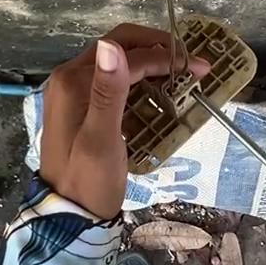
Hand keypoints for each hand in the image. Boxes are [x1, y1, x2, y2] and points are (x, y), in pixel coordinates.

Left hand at [37, 24, 207, 219]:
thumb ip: (108, 92)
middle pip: (120, 47)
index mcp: (73, 81)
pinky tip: (158, 90)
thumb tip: (111, 45)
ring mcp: (73, 91)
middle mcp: (69, 78)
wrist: (67, 218)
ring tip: (181, 75)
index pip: (126, 54)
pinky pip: (113, 80)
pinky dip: (139, 79)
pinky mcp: (81, 105)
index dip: (164, 56)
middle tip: (192, 64)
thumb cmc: (88, 183)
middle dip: (158, 50)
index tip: (198, 67)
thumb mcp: (101, 140)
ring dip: (150, 62)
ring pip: (118, 62)